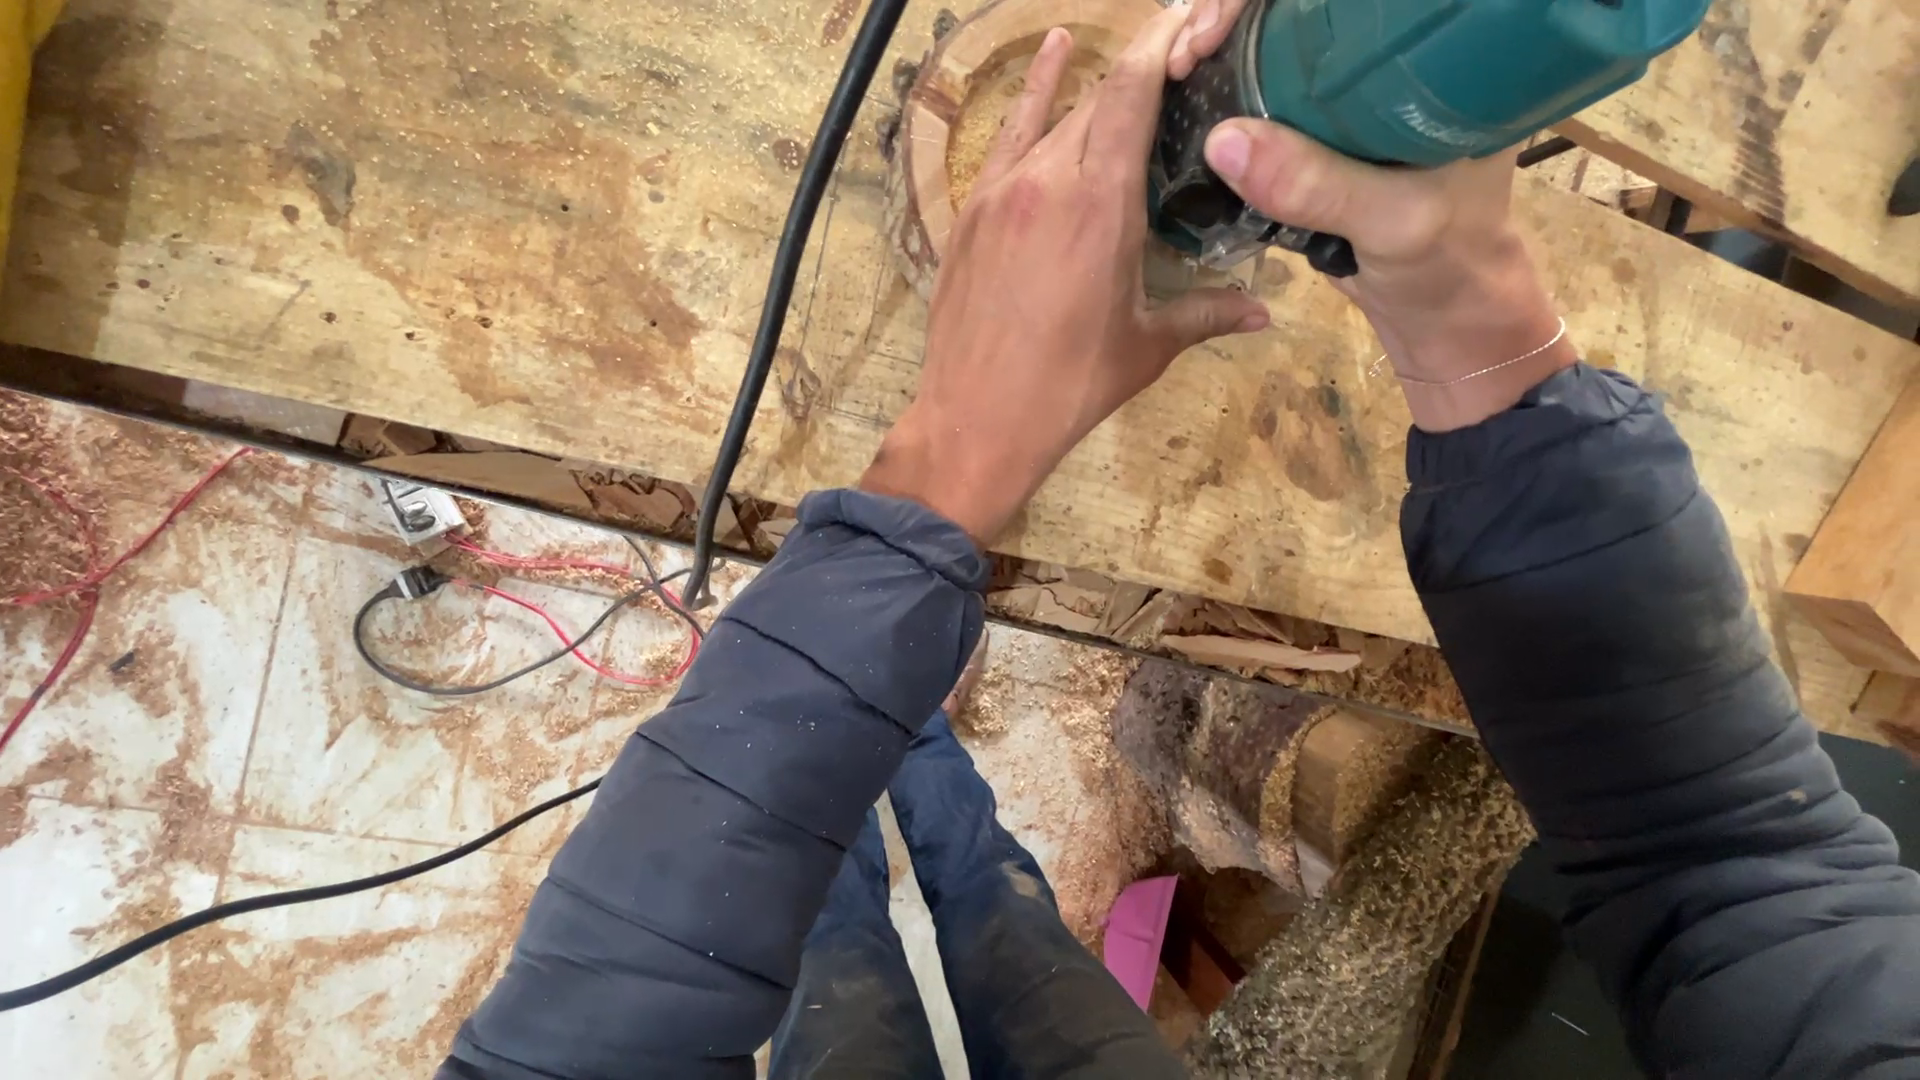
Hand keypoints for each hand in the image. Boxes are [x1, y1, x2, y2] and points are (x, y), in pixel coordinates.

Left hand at [861, 6, 1268, 543]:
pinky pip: (1006, 139)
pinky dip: (1032, 98)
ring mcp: (999, 193)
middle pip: (1098, 99)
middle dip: (1140, 70)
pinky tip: (1052, 58)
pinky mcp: (970, 213)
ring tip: (1126, 60)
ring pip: (1052, 118)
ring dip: (1093, 92)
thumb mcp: (1144, 348)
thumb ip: (1206, 315)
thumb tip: (1265, 312)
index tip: (1193, 19)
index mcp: (1100, 204)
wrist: (975, 420)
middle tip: (1179, 59)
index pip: (1132, 92)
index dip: (1163, 43)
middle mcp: (1047, 180)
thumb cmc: (1067, 389)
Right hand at [1169, 0, 1574, 431]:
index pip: (1348, 2)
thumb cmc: (1446, 263)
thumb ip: (1317, 185)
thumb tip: (1220, 139)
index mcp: (1425, 60)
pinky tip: (1190, 111)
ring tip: (1175, 73)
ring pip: (1273, 71)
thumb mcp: (1394, 221)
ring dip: (1220, 65)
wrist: (1439, 320)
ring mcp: (1344, 116)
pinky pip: (1263, 127)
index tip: (1212, 23)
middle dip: (1232, 20)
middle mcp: (1384, 74)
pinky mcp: (1314, 157)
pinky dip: (1225, 119)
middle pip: (1297, 23)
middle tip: (1182, 50)